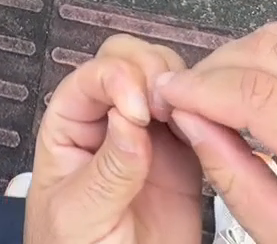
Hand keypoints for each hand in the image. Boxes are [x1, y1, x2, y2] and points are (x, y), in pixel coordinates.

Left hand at [25, 35, 204, 243]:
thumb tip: (128, 121)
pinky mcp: (182, 156)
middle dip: (150, 68)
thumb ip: (106, 171)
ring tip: (186, 117)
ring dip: (178, 86)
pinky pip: (196, 117)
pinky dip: (205, 112)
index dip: (116, 78)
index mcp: (70, 123)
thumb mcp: (77, 217)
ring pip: (165, 79)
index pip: (92, 76)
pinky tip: (206, 128)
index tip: (138, 108)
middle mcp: (108, 119)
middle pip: (128, 59)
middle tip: (164, 104)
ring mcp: (147, 135)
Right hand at [155, 23, 276, 243]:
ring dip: (233, 59)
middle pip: (269, 54)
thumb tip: (187, 117)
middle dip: (211, 70)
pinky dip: (262, 55)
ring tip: (209, 95)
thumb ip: (233, 178)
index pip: (262, 99)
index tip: (166, 95)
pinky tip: (245, 87)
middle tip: (179, 97)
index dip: (202, 89)